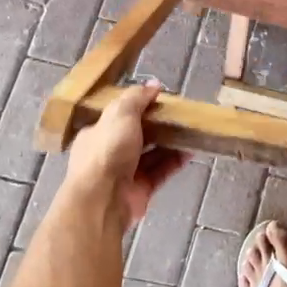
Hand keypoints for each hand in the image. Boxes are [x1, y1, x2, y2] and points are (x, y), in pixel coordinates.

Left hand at [64, 80, 188, 223]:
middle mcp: (108, 154)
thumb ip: (137, 97)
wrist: (103, 201)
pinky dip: (175, 162)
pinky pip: (161, 172)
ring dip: (170, 143)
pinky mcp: (140, 191)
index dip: (138, 107)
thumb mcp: (120, 114)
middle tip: (178, 115)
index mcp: (96, 134)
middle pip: (137, 135)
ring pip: (151, 154)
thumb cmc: (107, 152)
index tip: (159, 100)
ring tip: (190, 131)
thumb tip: (154, 85)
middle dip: (157, 126)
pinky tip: (191, 151)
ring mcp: (124, 174)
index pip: (118, 117)